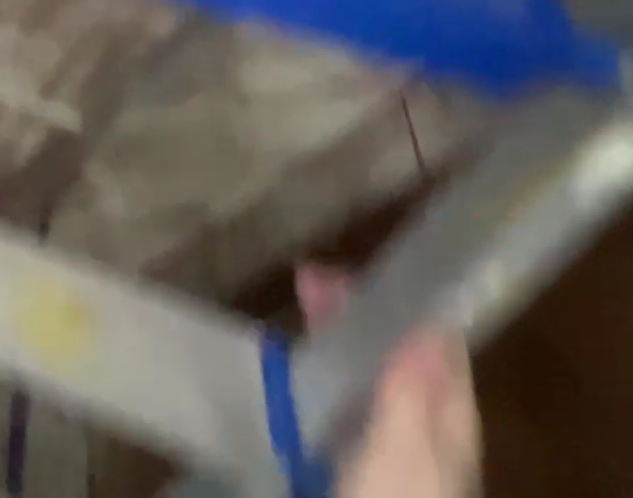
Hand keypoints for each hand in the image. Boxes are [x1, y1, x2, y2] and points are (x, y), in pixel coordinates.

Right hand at [296, 267, 480, 497]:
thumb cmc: (388, 495)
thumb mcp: (402, 450)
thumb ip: (410, 394)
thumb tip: (425, 328)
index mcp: (445, 419)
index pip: (437, 351)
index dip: (409, 308)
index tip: (372, 268)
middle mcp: (420, 420)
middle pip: (395, 352)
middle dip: (360, 309)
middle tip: (314, 269)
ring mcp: (385, 432)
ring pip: (366, 363)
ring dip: (338, 324)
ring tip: (302, 286)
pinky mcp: (350, 441)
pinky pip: (341, 384)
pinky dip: (323, 354)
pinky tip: (298, 343)